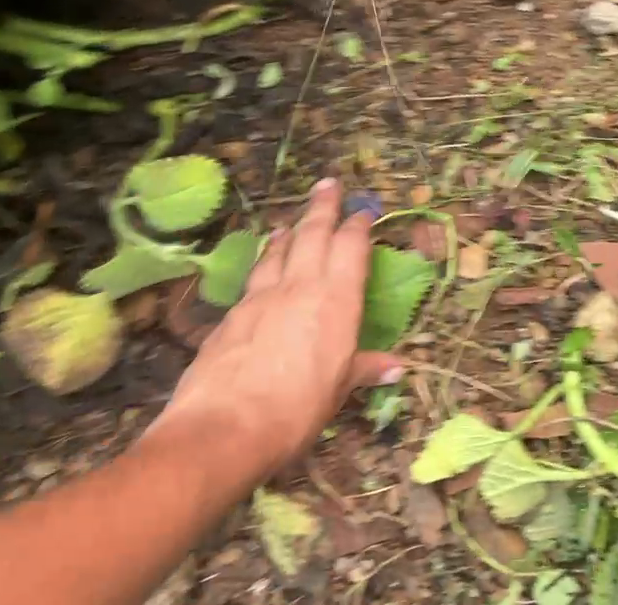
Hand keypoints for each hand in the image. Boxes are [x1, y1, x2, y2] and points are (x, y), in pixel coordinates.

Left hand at [142, 180, 404, 480]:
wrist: (220, 433)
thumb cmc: (297, 408)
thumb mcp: (339, 388)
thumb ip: (365, 369)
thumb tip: (397, 368)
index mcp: (337, 299)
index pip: (351, 247)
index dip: (358, 225)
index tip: (364, 210)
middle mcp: (300, 288)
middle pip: (312, 235)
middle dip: (322, 207)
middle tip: (327, 184)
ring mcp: (260, 300)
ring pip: (277, 252)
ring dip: (287, 232)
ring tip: (290, 220)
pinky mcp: (228, 320)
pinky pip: (252, 279)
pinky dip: (261, 263)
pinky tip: (260, 268)